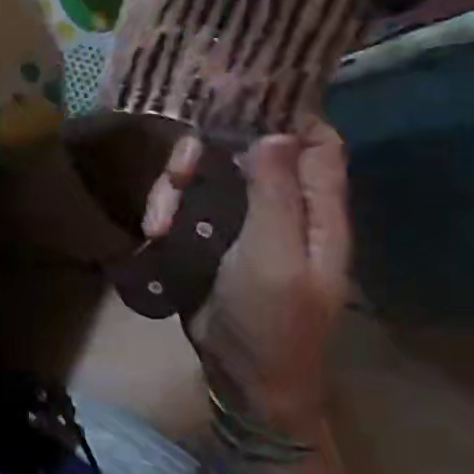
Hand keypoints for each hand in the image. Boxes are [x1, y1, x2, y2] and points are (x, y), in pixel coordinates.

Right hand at [147, 124, 352, 436]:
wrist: (242, 377)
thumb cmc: (273, 321)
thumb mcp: (276, 258)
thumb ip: (278, 196)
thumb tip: (275, 131)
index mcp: (319, 212)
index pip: (318, 143)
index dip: (289, 114)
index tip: (241, 95)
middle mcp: (283, 206)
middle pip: (248, 150)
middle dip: (210, 152)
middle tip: (181, 167)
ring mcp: (242, 219)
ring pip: (209, 173)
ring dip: (178, 184)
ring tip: (158, 219)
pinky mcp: (208, 233)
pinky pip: (185, 200)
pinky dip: (166, 207)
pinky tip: (154, 230)